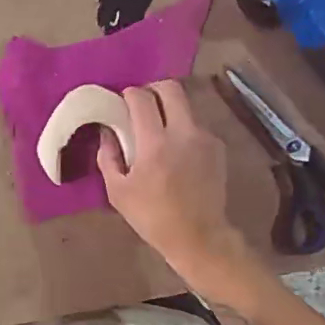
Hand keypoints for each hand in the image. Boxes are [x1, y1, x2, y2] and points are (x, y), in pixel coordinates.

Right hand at [98, 80, 246, 280]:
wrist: (197, 235)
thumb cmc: (151, 217)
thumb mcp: (118, 193)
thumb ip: (108, 158)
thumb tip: (107, 134)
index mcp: (155, 144)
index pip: (142, 100)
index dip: (129, 95)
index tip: (121, 102)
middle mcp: (184, 133)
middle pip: (171, 89)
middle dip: (152, 89)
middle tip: (141, 104)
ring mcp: (205, 138)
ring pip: (186, 106)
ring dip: (169, 110)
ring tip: (157, 131)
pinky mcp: (217, 147)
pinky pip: (196, 126)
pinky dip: (182, 130)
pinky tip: (175, 152)